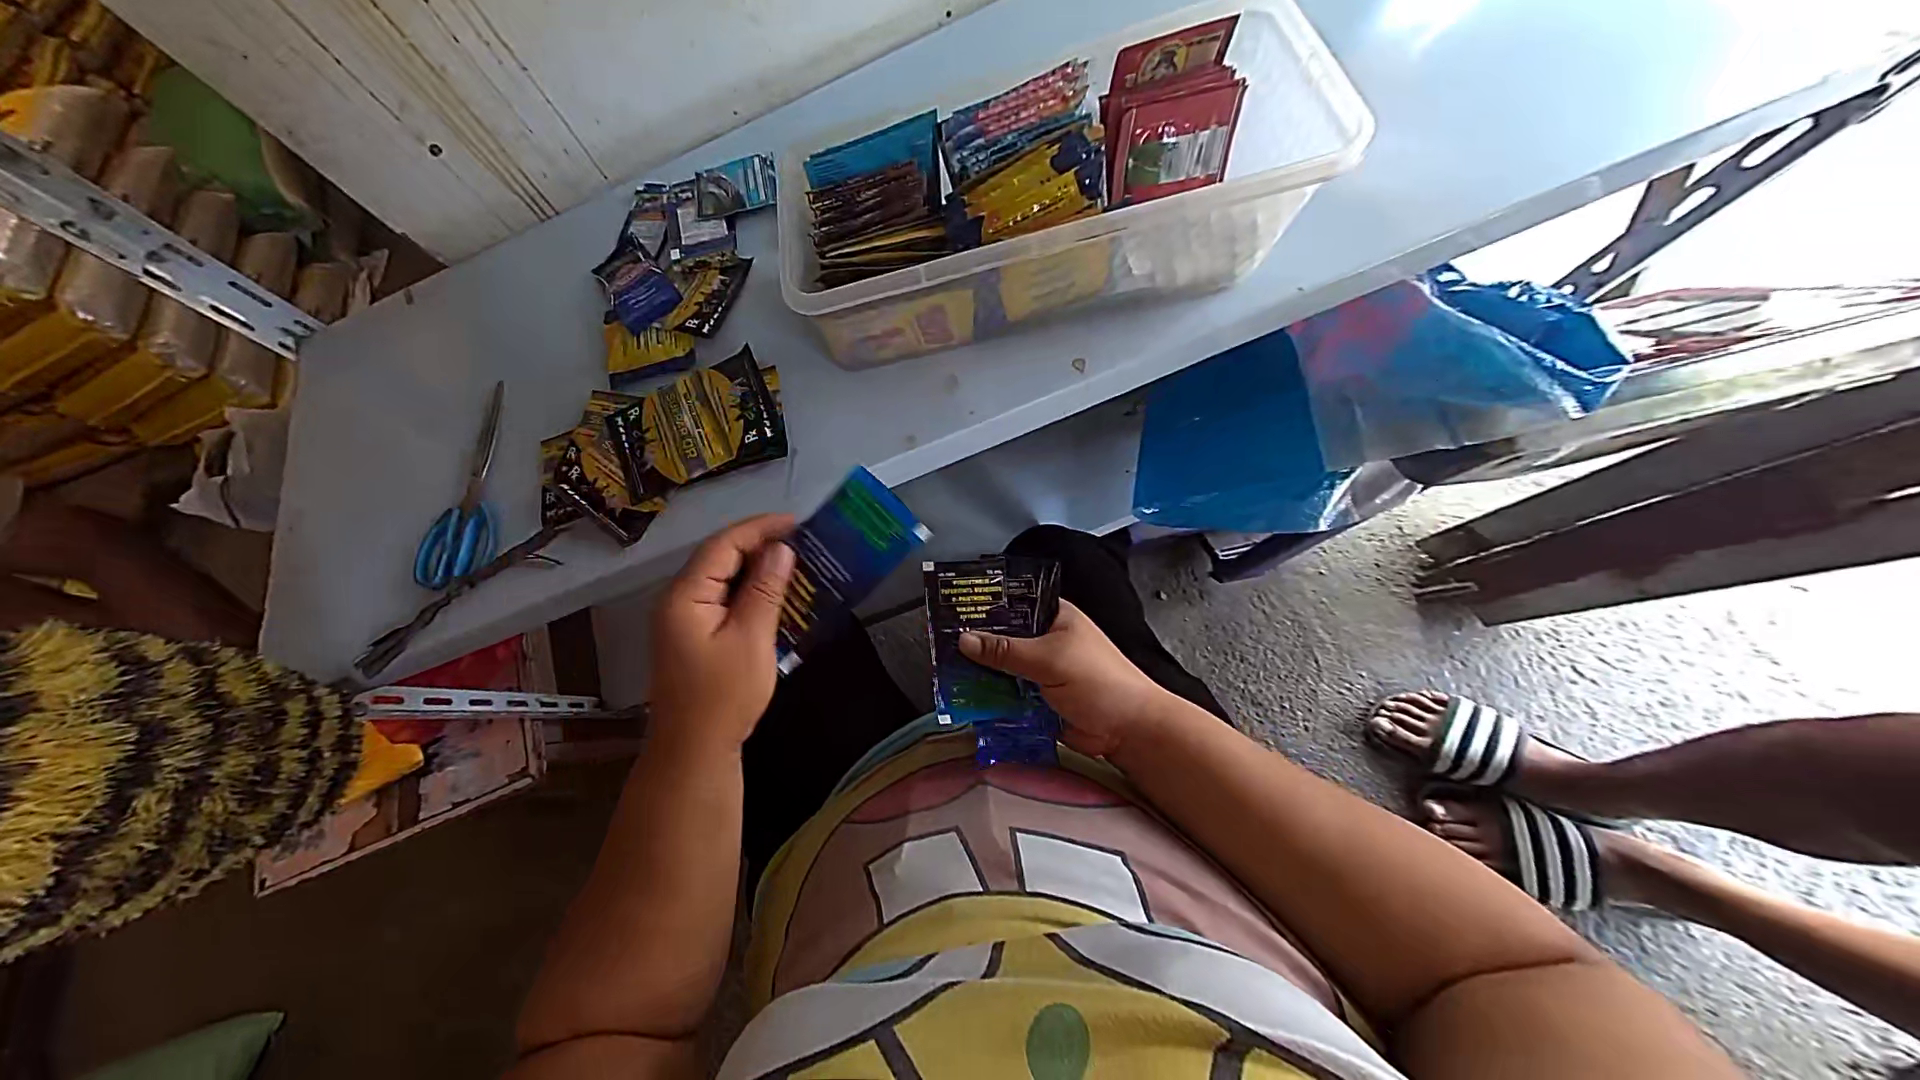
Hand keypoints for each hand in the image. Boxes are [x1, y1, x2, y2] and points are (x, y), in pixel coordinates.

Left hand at [649, 514, 794, 751]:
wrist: (694, 749)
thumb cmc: (724, 696)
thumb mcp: (752, 639)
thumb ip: (765, 590)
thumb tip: (781, 550)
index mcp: (685, 596)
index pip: (722, 545)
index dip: (759, 528)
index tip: (797, 522)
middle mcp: (678, 599)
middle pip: (719, 557)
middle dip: (759, 545)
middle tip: (801, 541)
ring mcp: (683, 618)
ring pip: (721, 578)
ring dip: (756, 568)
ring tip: (794, 561)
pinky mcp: (693, 634)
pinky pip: (722, 599)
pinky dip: (749, 590)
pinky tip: (774, 593)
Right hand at [959, 600, 1178, 758]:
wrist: (1129, 732)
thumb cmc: (1100, 682)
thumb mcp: (1050, 659)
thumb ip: (1006, 650)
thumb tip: (964, 640)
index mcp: (1053, 616)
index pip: (1011, 602)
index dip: (983, 605)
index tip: (950, 610)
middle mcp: (1044, 639)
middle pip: (1001, 637)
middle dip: (975, 644)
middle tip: (939, 646)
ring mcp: (1040, 670)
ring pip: (1001, 667)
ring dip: (980, 673)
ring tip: (945, 673)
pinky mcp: (1037, 699)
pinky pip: (1006, 694)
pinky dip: (990, 697)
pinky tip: (966, 699)